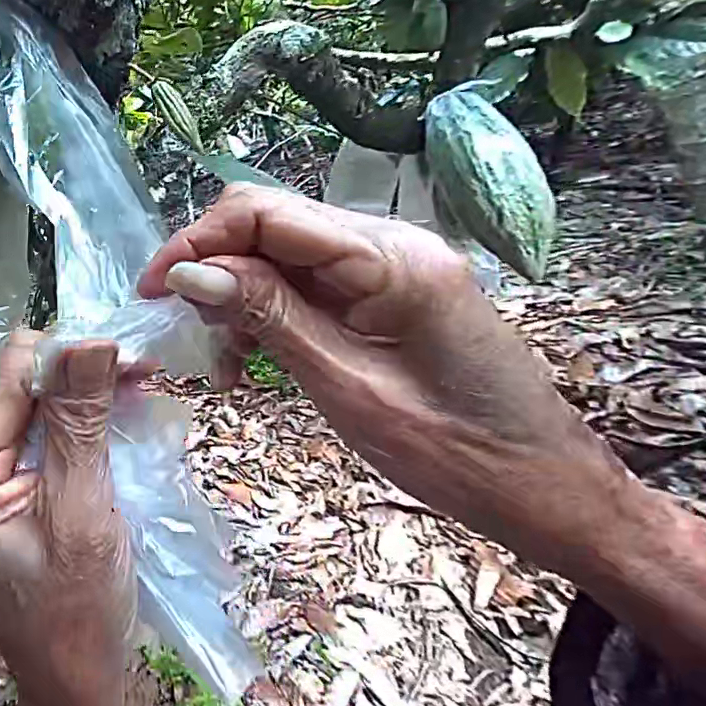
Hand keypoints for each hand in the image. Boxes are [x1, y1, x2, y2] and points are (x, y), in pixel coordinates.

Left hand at [0, 331, 129, 705]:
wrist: (76, 684)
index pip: (10, 377)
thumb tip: (90, 338)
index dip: (67, 354)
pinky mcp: (15, 476)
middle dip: (82, 369)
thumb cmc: (77, 614)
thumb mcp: (82, 513)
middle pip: (23, 382)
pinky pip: (50, 424)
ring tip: (142, 381)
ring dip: (91, 387)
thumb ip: (81, 423)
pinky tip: (124, 404)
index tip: (127, 351)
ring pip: (42, 398)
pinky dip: (88, 412)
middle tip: (143, 365)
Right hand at [140, 184, 705, 688]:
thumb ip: (269, 318)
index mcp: (389, 257)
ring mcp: (390, 261)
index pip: (264, 213)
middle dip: (212, 266)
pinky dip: (267, 309)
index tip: (151, 292)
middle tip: (181, 328)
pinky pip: (308, 280)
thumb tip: (190, 271)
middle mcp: (389, 239)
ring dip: (236, 292)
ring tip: (221, 357)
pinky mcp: (387, 287)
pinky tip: (254, 354)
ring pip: (282, 251)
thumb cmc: (461, 456)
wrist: (554, 492)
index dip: (195, 242)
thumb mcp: (349, 390)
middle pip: (270, 222)